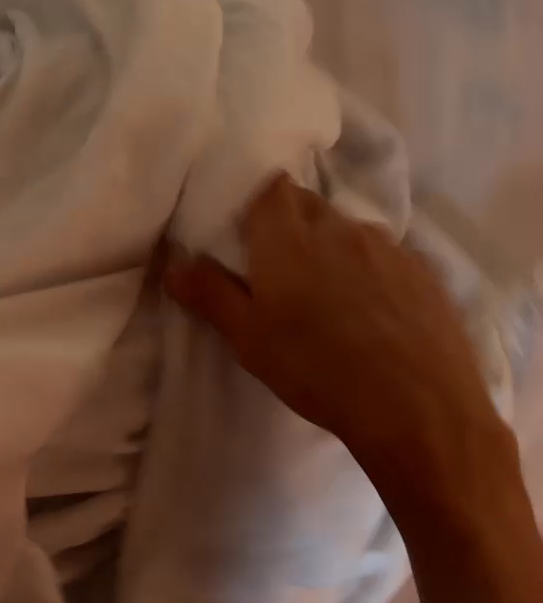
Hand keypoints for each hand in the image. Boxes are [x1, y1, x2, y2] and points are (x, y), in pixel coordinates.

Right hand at [164, 174, 498, 488]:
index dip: (249, 193)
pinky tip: (358, 303)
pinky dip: (362, 265)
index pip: (269, 187)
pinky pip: (382, 255)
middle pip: (305, 204)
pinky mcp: (427, 279)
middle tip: (260, 254)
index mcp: (289, 239)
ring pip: (345, 228)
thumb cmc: (315, 368)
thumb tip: (175, 263)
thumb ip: (207, 292)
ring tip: (311, 282)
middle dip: (281, 218)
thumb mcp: (244, 336)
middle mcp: (343, 232)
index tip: (231, 216)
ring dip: (323, 242)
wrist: (423, 414)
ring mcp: (391, 253)